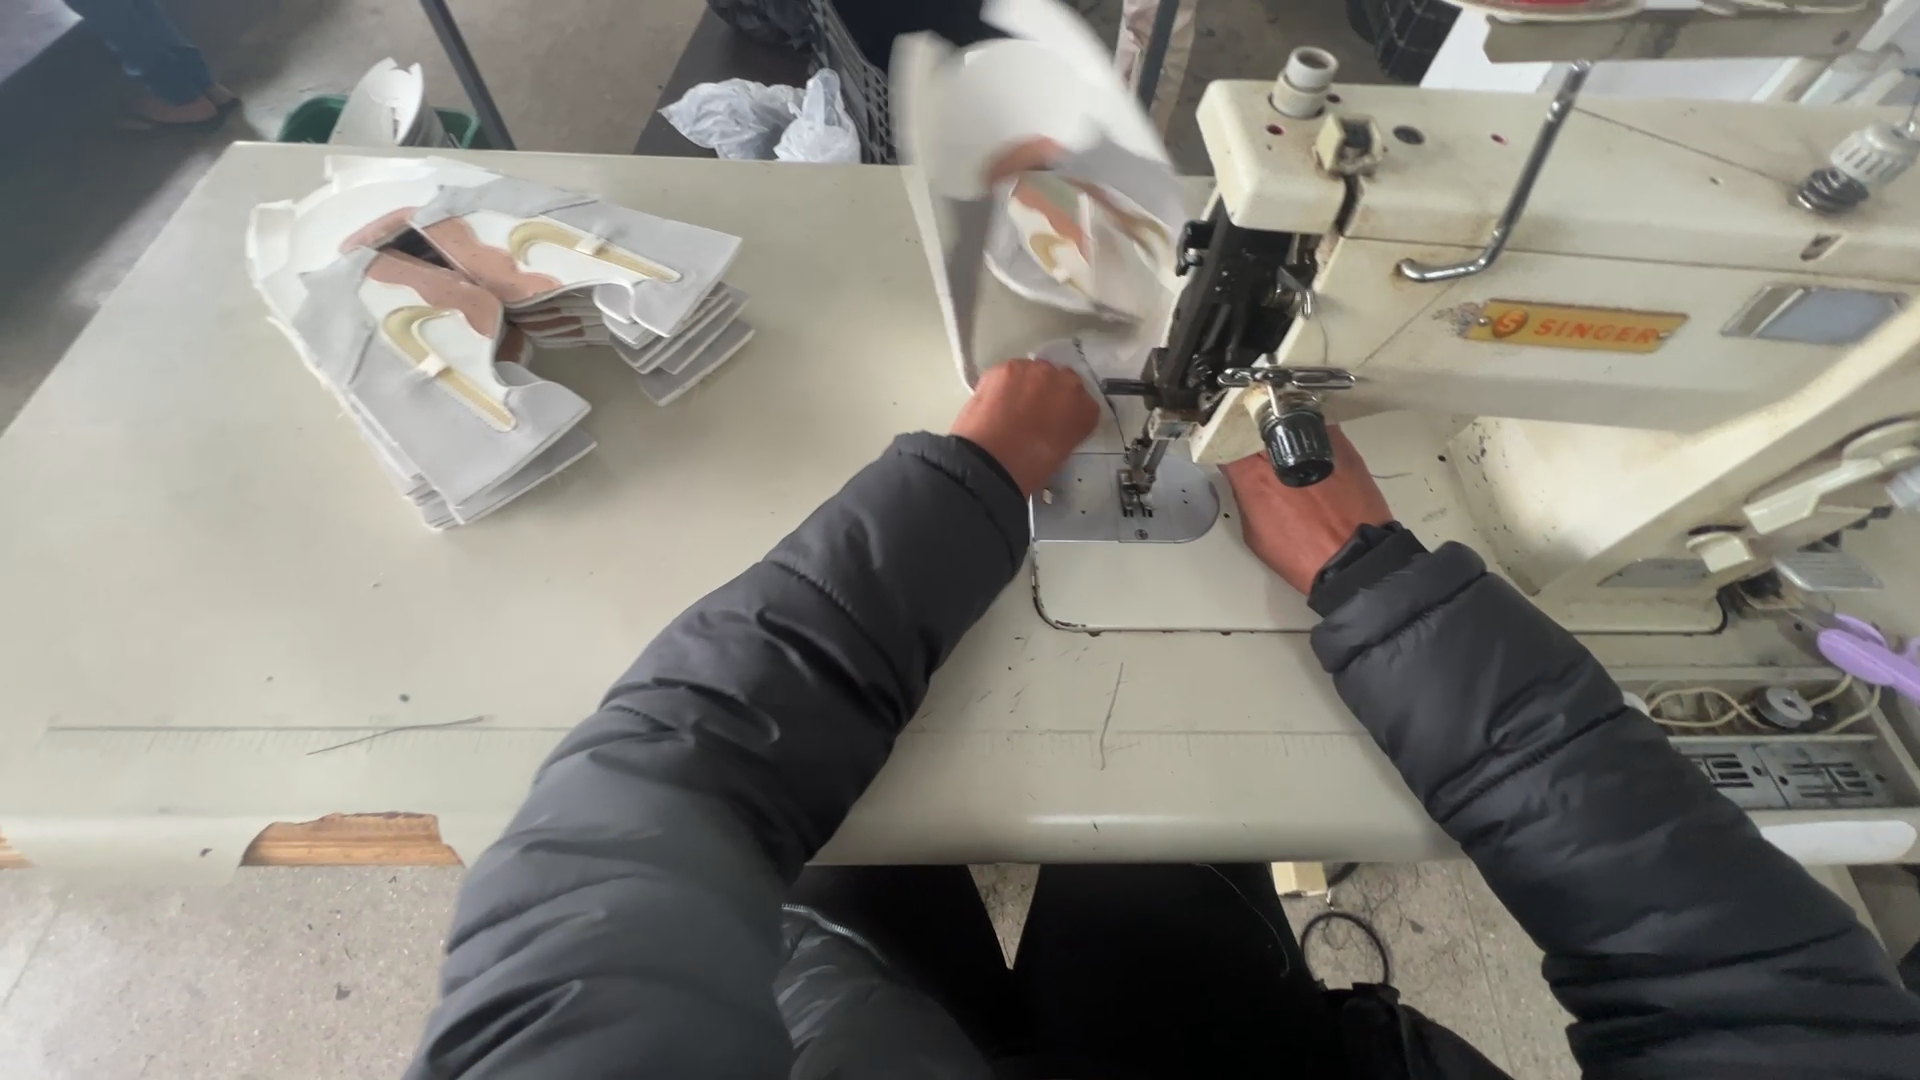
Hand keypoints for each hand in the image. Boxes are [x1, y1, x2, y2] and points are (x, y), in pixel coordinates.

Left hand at [951, 358, 1099, 496]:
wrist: (992, 461)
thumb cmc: (1029, 467)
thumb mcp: (1059, 452)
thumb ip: (1063, 430)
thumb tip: (1051, 424)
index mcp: (1086, 409)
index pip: (1082, 402)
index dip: (1064, 411)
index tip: (1053, 422)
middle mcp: (1067, 382)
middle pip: (1060, 379)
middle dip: (1048, 392)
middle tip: (1030, 413)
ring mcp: (1036, 371)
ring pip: (1033, 372)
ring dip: (1025, 385)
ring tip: (1009, 408)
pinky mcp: (1007, 368)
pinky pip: (1009, 374)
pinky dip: (1003, 385)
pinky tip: (994, 403)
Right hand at [1221, 428, 1392, 594]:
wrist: (1354, 559)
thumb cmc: (1305, 553)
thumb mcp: (1254, 531)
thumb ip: (1244, 497)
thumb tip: (1243, 480)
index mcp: (1252, 476)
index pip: (1225, 440)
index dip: (1221, 439)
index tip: (1222, 442)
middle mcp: (1281, 455)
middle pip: (1252, 423)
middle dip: (1246, 430)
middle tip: (1247, 441)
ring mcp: (1313, 445)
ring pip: (1283, 417)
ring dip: (1275, 426)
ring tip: (1276, 443)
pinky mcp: (1341, 445)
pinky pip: (1315, 425)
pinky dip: (1306, 431)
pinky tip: (1304, 447)